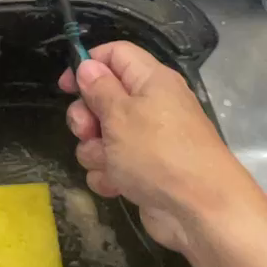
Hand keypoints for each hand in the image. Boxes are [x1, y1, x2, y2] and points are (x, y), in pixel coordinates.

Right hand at [58, 42, 263, 252]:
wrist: (200, 211)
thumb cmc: (159, 153)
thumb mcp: (120, 114)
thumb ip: (99, 88)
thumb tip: (88, 64)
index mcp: (151, 81)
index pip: (115, 54)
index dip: (88, 64)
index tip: (66, 86)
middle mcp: (150, 106)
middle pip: (103, 98)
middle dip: (86, 117)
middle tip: (88, 131)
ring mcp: (146, 141)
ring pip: (102, 136)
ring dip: (95, 152)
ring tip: (110, 164)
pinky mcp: (143, 170)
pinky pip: (112, 165)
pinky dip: (109, 175)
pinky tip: (117, 185)